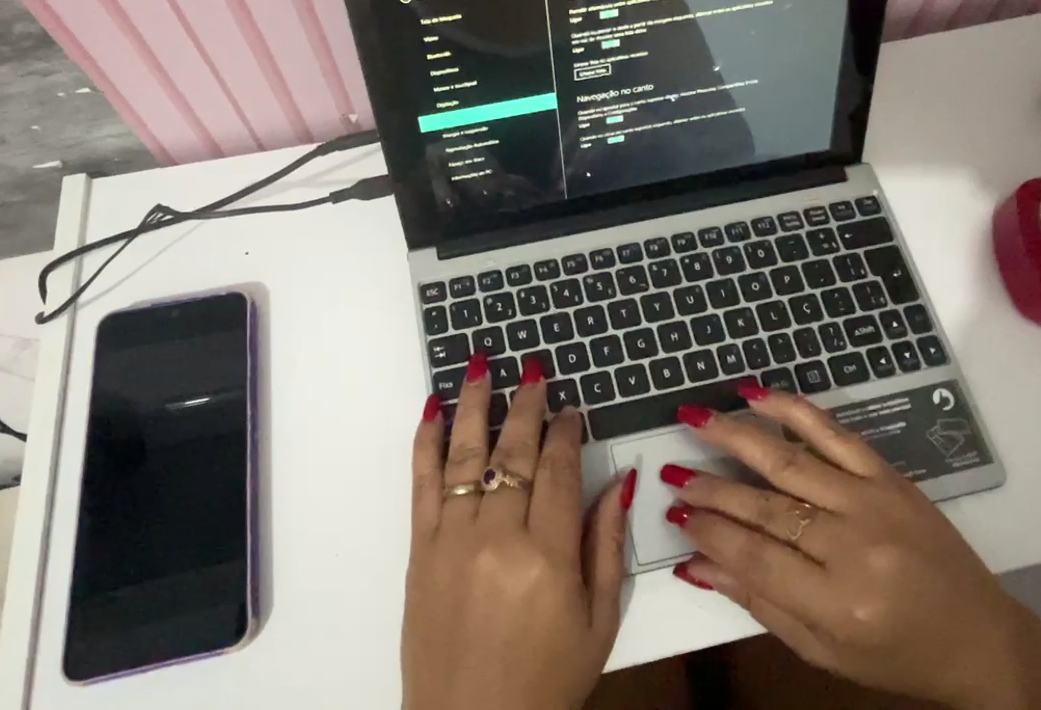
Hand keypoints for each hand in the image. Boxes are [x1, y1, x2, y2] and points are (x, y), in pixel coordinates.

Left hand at [401, 353, 633, 709]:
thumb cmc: (545, 679)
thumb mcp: (598, 622)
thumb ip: (606, 546)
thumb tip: (619, 479)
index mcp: (548, 556)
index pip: (560, 470)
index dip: (567, 432)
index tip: (572, 407)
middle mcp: (497, 536)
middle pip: (514, 452)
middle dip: (526, 404)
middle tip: (533, 368)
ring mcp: (452, 538)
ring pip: (466, 454)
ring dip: (475, 403)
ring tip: (481, 364)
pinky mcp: (420, 547)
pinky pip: (422, 482)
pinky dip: (427, 441)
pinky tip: (432, 410)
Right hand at [665, 385, 1040, 709]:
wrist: (977, 637)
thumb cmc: (894, 654)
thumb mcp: (822, 649)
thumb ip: (756, 602)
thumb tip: (692, 562)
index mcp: (839, 602)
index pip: (754, 555)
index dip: (708, 531)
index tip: (674, 511)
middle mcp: (855, 546)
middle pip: (765, 507)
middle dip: (710, 487)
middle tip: (671, 473)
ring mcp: (874, 502)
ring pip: (789, 461)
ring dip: (735, 435)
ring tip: (693, 416)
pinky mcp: (889, 476)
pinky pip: (835, 434)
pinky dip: (793, 410)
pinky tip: (757, 394)